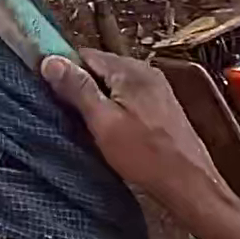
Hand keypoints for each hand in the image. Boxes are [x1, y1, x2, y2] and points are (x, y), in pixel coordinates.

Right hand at [41, 50, 232, 214]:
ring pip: (114, 84)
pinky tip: (110, 130)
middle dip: (81, 86)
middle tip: (67, 114)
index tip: (49, 91)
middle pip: (100, 68)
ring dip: (98, 99)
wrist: (190, 183)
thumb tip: (50, 60)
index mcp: (129, 69)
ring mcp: (156, 87)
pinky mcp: (161, 105)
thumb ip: (78, 89)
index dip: (64, 69)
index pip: (85, 54)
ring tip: (87, 126)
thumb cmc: (144, 154)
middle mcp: (145, 70)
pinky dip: (115, 107)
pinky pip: (128, 96)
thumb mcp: (103, 122)